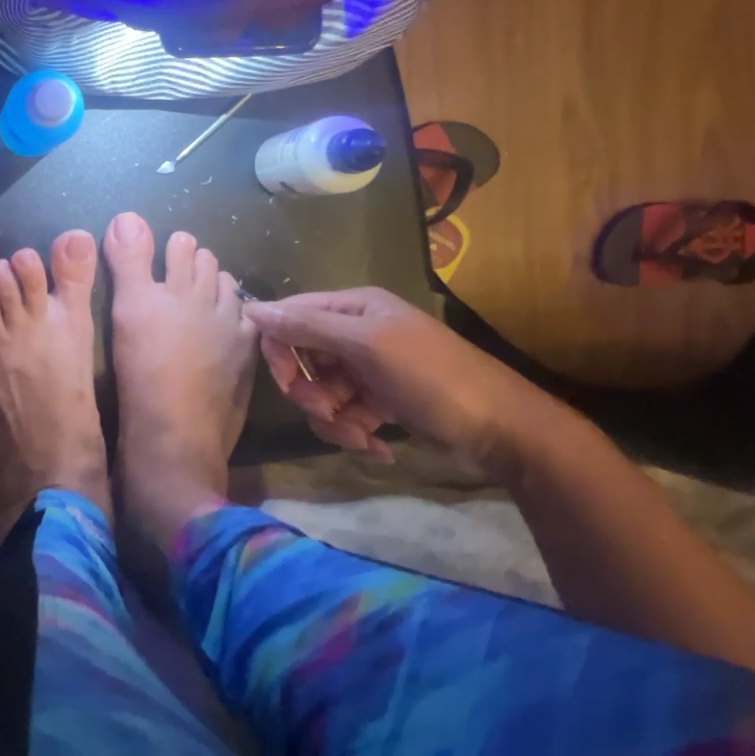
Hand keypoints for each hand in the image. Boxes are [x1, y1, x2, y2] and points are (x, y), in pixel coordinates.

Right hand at [242, 288, 556, 477]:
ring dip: (333, 420)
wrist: (504, 431)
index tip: (286, 384)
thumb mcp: (366, 346)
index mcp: (353, 307)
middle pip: (302, 360)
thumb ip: (306, 326)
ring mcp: (368, 369)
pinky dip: (354, 432)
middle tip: (328, 412)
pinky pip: (344, 414)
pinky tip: (378, 447)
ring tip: (361, 437)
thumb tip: (250, 308)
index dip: (280, 351)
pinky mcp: (380, 402)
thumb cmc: (434, 378)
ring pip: (320, 392)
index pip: (290, 319)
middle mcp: (357, 333)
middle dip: (309, 392)